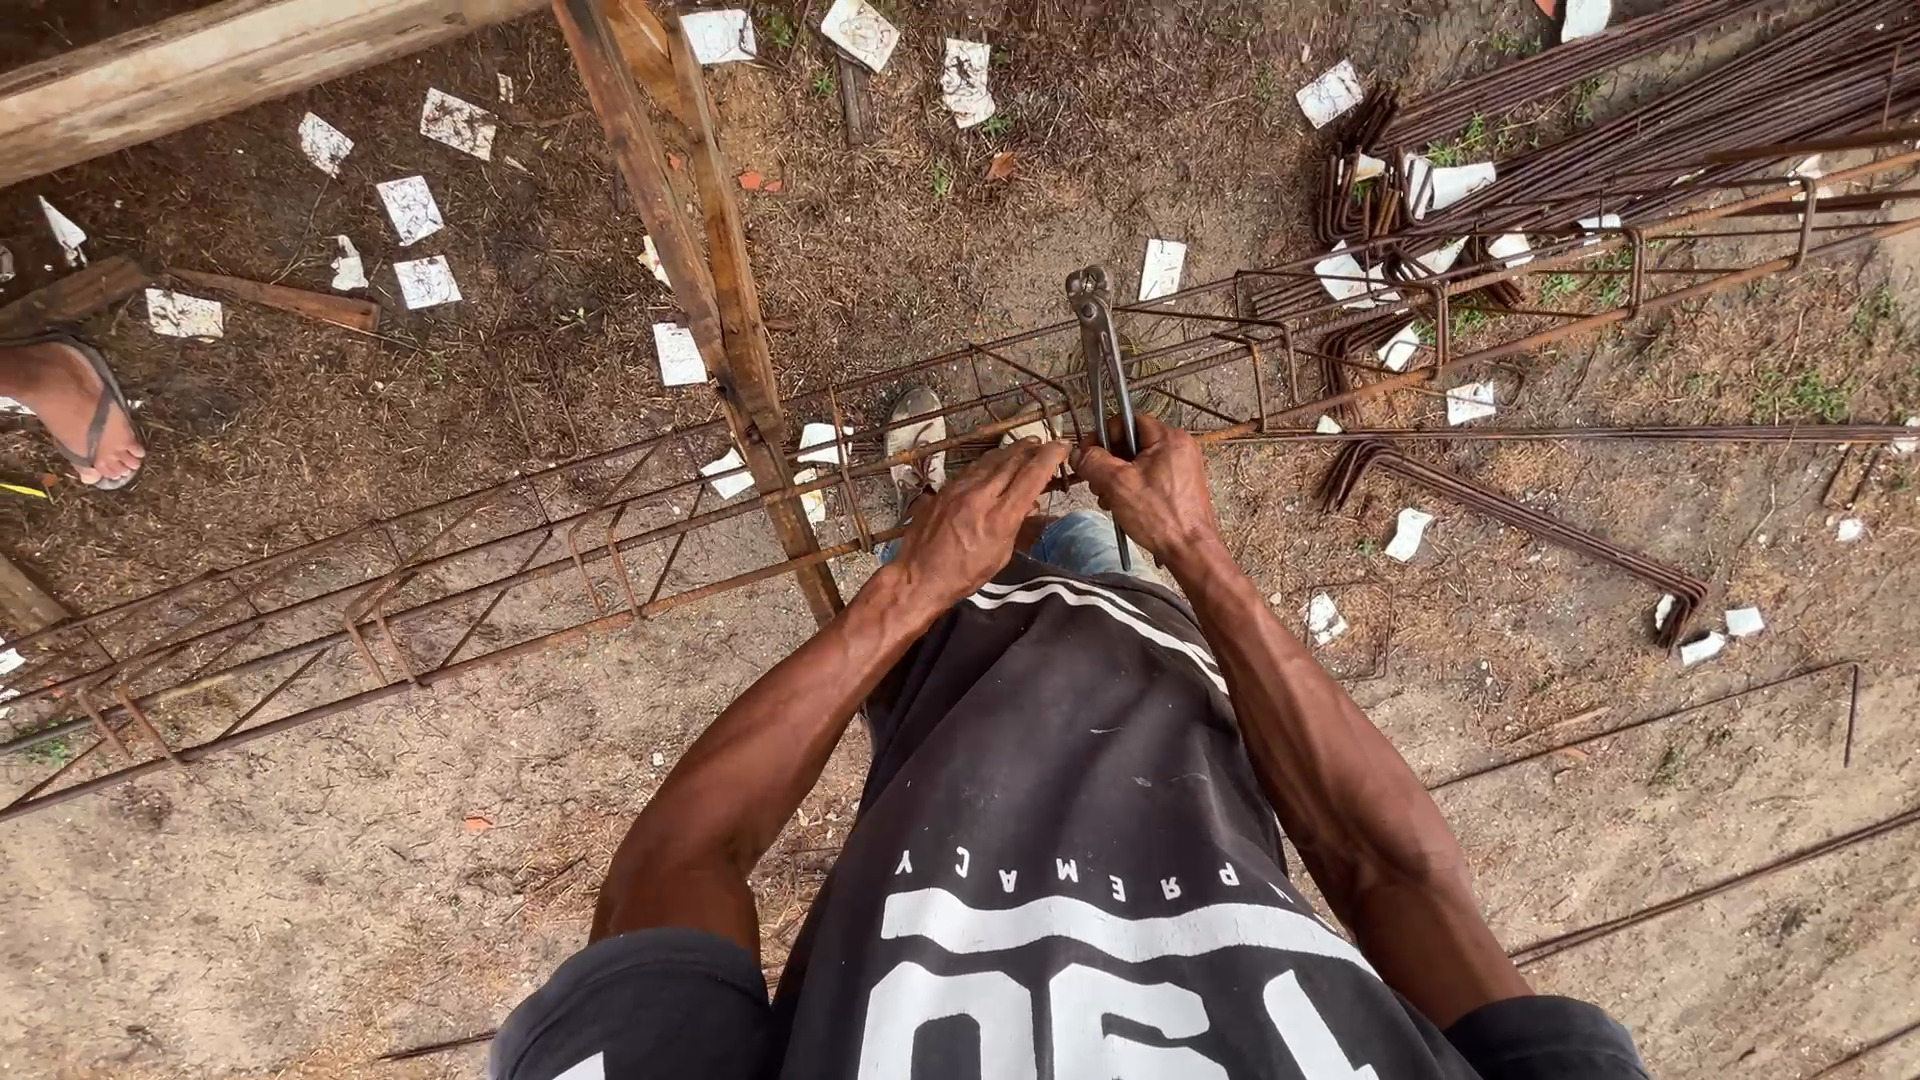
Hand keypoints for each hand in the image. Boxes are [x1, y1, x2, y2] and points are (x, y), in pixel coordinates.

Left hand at [887, 437, 1069, 609]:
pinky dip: (988, 463)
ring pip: (990, 460)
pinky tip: (993, 463)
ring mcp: (958, 490)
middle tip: (1045, 444)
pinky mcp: (942, 490)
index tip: (1063, 446)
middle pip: (1012, 460)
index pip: (1031, 476)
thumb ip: (1016, 525)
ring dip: (1010, 451)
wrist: (918, 577)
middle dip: (1032, 448)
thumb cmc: (964, 575)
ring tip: (1024, 447)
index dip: (1051, 456)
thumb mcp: (1001, 555)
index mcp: (999, 518)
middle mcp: (979, 496)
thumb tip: (1030, 503)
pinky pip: (971, 469)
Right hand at [1070, 414, 1223, 566]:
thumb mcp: (1117, 484)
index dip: (1103, 435)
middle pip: (1131, 443)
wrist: (1189, 550)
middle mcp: (1178, 447)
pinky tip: (1122, 506)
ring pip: (1137, 462)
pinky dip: (1131, 487)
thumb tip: (1077, 453)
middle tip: (1096, 482)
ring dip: (1116, 478)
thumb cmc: (1159, 516)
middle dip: (1108, 461)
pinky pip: (1148, 477)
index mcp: (1168, 438)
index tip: (1087, 454)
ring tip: (1108, 499)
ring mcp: (1180, 468)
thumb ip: (1093, 462)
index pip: (1128, 421)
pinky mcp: (1179, 486)